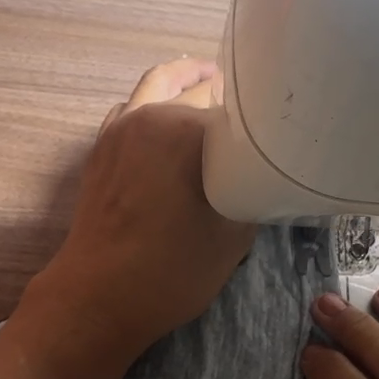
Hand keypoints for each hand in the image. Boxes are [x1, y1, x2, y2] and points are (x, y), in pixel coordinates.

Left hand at [26, 57, 257, 360]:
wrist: (98, 296)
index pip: (239, 108)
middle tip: (254, 112)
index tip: (279, 130)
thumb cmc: (171, 269)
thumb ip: (254, 193)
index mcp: (190, 129)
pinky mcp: (101, 146)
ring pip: (160, 85)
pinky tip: (167, 117)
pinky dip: (154, 102)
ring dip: (187, 82)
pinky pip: (133, 107)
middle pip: (200, 89)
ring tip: (212, 83)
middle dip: (228, 97)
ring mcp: (121, 127)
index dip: (262, 120)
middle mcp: (153, 115)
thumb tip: (261, 177)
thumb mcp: (235, 236)